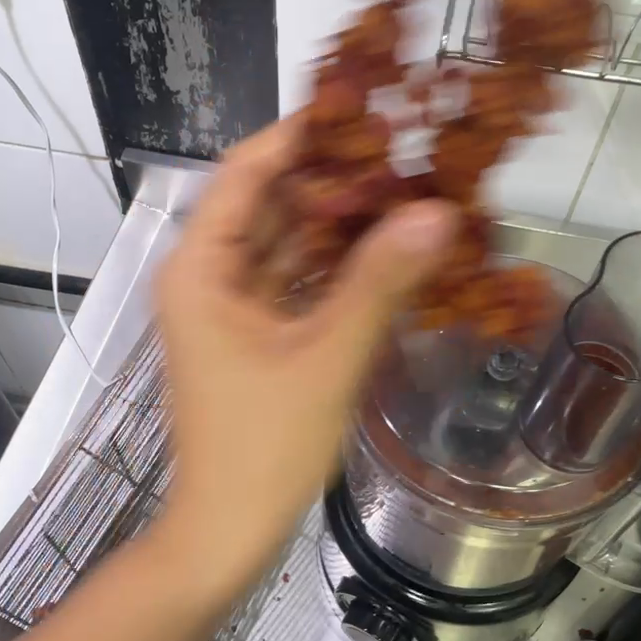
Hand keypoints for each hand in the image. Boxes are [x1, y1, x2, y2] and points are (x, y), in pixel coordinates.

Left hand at [152, 117, 456, 589]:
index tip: (365, 109)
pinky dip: (335, 274)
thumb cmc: (264, 448)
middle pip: (271, 207)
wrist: (228, 531)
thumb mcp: (326, 358)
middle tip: (404, 152)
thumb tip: (440, 212)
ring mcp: (230, 312)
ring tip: (408, 193)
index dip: (303, 135)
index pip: (248, 172)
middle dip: (334, 182)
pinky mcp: (253, 341)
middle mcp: (207, 279)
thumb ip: (380, 282)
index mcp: (200, 268)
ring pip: (287, 249)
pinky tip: (388, 256)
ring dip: (340, 228)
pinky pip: (296, 288)